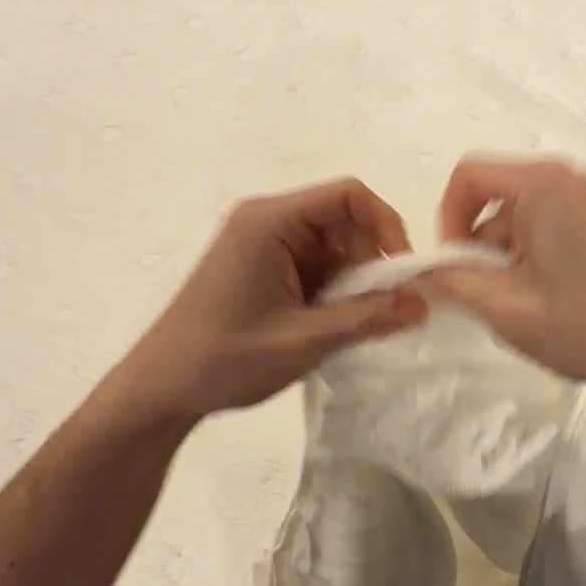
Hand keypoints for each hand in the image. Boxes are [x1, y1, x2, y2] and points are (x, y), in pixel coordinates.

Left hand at [107, 179, 427, 424]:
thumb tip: (425, 303)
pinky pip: (318, 267)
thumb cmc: (225, 359)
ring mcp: (264, 246)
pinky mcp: (264, 270)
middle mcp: (267, 222)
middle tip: (378, 310)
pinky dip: (335, 293)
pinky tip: (330, 327)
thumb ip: (368, 318)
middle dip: (371, 262)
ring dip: (353, 283)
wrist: (160, 390)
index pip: (348, 195)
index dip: (386, 226)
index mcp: (269, 222)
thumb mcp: (305, 340)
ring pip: (335, 248)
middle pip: (345, 221)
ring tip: (349, 325)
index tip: (402, 273)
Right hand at [418, 158, 585, 396]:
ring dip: (509, 261)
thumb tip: (418, 271)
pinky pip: (549, 228)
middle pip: (496, 200)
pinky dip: (535, 260)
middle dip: (481, 249)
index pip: (468, 177)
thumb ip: (455, 284)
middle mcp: (569, 180)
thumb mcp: (508, 311)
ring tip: (527, 311)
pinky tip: (551, 303)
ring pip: (522, 220)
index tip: (456, 269)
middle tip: (492, 302)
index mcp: (544, 186)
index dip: (447, 220)